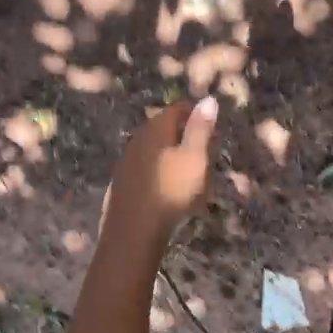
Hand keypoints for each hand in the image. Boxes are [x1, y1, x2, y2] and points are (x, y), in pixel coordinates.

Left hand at [101, 97, 219, 245]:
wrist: (132, 233)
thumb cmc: (171, 190)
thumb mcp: (195, 157)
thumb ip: (201, 127)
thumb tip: (208, 99)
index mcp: (156, 128)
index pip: (177, 108)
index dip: (196, 114)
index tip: (211, 129)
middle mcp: (138, 138)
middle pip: (164, 127)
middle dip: (183, 134)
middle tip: (203, 151)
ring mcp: (126, 161)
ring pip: (153, 147)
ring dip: (170, 153)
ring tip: (187, 170)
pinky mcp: (120, 183)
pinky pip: (144, 166)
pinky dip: (158, 169)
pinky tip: (165, 186)